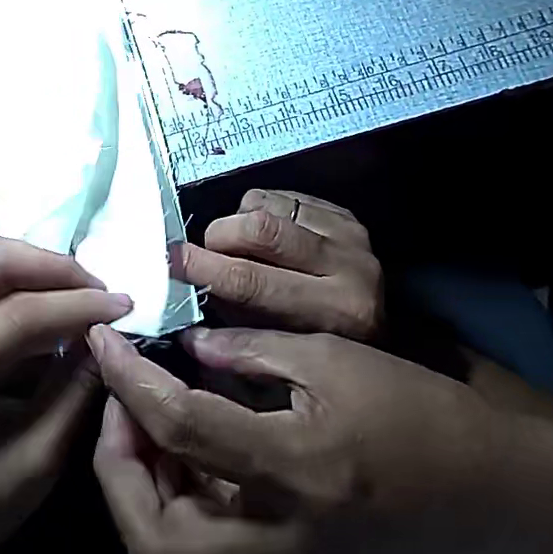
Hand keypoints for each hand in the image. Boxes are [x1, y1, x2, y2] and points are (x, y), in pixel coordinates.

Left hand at [0, 232, 131, 553]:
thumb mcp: (36, 466)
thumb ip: (73, 393)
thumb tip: (108, 331)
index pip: (11, 317)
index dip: (73, 304)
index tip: (123, 305)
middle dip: (53, 268)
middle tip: (99, 292)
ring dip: (36, 263)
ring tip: (78, 292)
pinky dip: (18, 272)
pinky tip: (48, 297)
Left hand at [88, 324, 552, 553]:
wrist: (497, 494)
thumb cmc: (419, 411)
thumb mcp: (332, 356)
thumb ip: (250, 351)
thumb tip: (186, 347)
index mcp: (297, 471)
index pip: (179, 427)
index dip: (128, 378)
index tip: (102, 337)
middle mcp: (281, 541)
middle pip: (156, 546)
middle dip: (117, 469)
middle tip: (120, 402)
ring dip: (139, 482)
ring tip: (142, 412)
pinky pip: (204, 542)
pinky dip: (173, 491)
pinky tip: (182, 437)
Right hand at [174, 189, 380, 338]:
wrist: (383, 339)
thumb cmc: (320, 356)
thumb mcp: (281, 356)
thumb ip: (235, 331)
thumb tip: (185, 305)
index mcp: (335, 313)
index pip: (251, 281)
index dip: (203, 269)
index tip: (169, 262)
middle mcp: (350, 268)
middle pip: (258, 229)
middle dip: (214, 239)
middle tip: (190, 252)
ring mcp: (349, 237)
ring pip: (263, 209)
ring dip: (235, 227)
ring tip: (235, 251)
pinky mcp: (343, 216)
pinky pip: (275, 197)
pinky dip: (255, 213)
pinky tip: (262, 240)